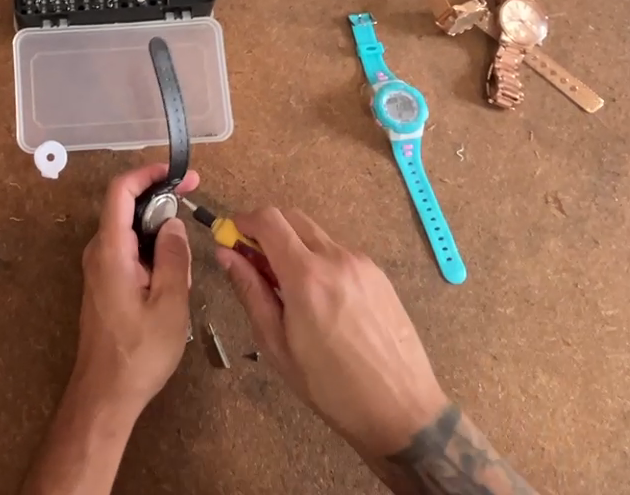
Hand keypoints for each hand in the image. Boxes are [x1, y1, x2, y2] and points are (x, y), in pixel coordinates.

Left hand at [67, 162, 200, 419]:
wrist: (104, 395)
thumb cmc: (138, 353)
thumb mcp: (170, 305)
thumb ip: (174, 258)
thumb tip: (174, 223)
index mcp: (110, 249)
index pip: (121, 191)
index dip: (147, 173)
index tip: (178, 173)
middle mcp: (99, 251)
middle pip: (126, 207)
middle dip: (161, 200)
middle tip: (194, 199)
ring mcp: (99, 267)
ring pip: (131, 231)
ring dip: (159, 230)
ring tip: (187, 257)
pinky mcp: (104, 283)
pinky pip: (129, 251)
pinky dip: (152, 250)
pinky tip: (173, 276)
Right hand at [216, 208, 447, 459]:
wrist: (403, 412)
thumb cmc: (330, 387)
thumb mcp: (277, 345)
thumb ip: (250, 291)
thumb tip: (225, 254)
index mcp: (306, 276)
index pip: (268, 219)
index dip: (244, 221)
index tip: (231, 237)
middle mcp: (335, 258)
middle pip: (292, 217)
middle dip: (267, 230)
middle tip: (255, 262)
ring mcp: (361, 264)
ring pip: (316, 235)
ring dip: (294, 246)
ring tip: (290, 289)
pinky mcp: (379, 275)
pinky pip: (338, 253)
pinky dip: (319, 261)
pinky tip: (323, 300)